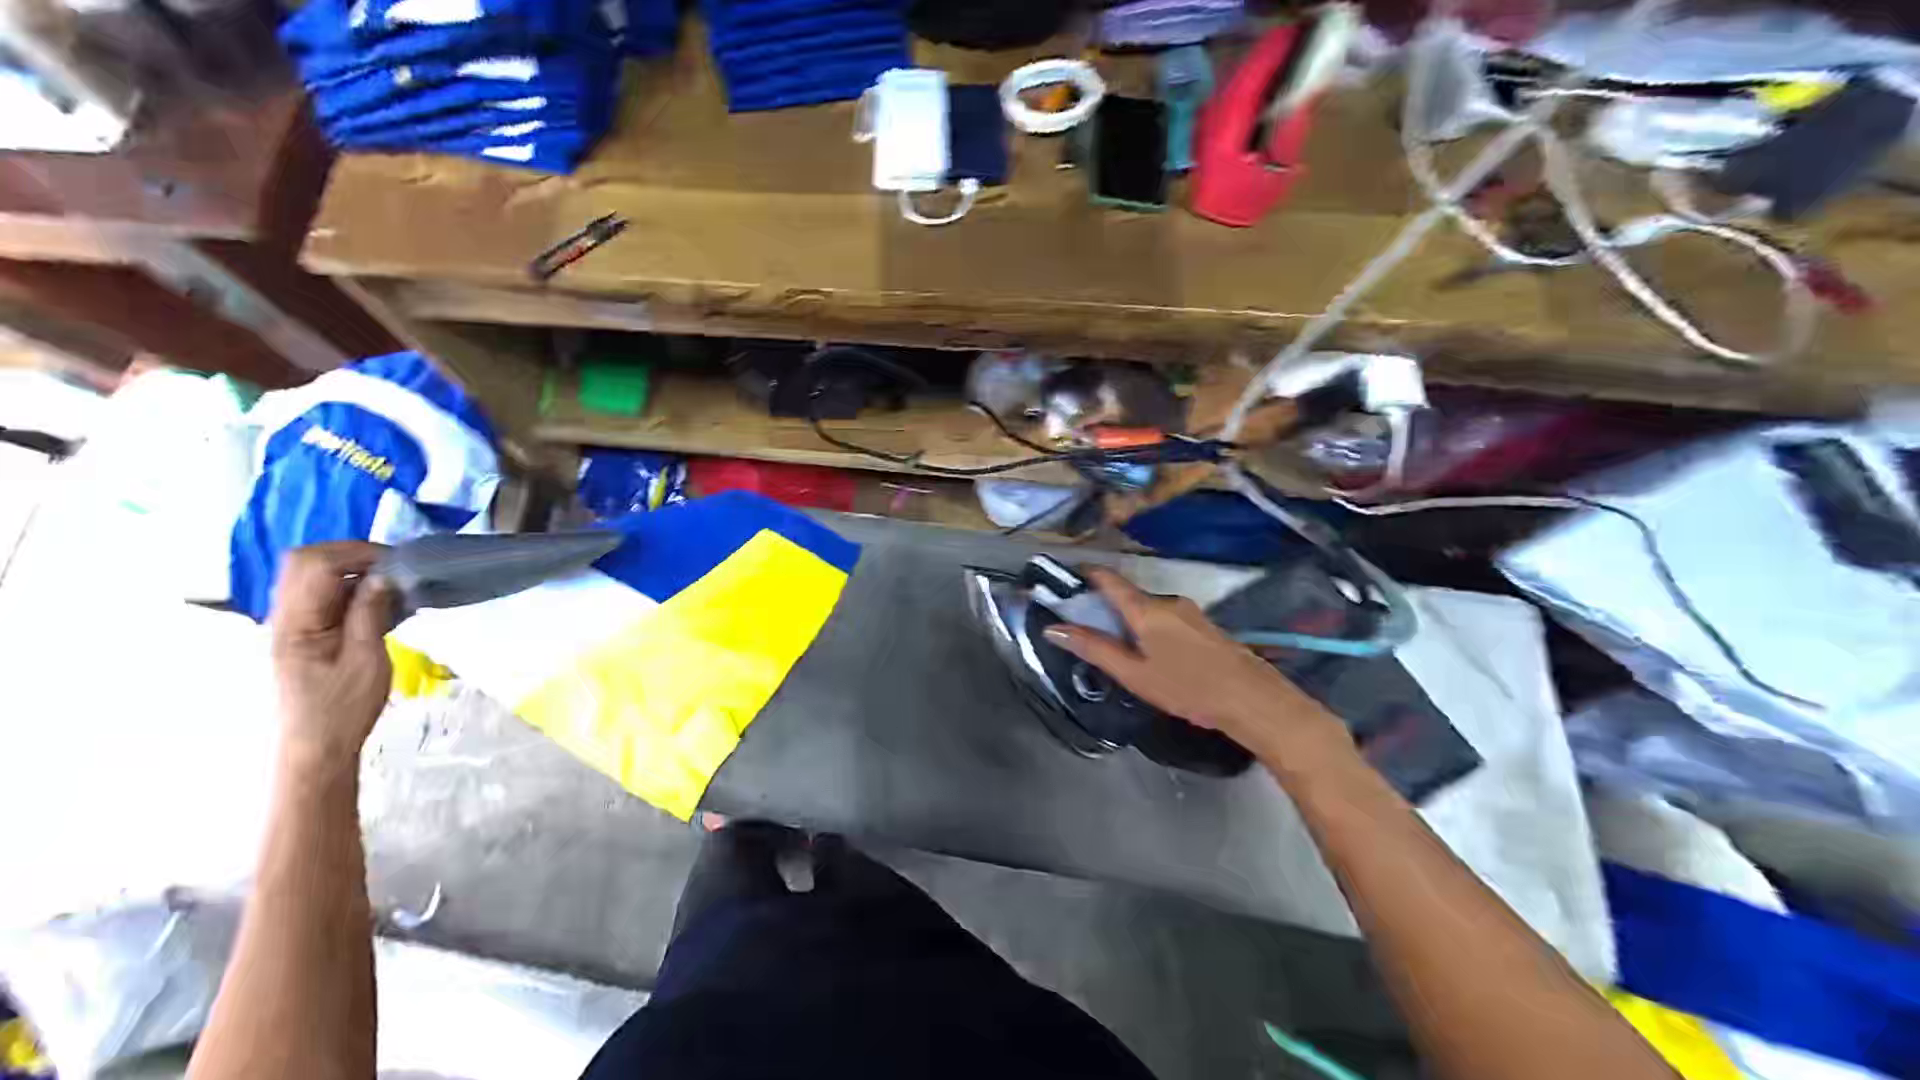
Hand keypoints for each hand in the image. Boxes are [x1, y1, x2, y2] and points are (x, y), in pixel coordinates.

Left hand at [269, 542, 397, 775]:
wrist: (317, 744)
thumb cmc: (344, 707)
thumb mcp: (367, 660)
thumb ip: (370, 613)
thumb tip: (384, 575)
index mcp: (296, 622)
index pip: (316, 565)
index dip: (358, 553)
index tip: (400, 563)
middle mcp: (285, 615)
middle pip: (305, 560)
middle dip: (351, 553)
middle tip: (395, 566)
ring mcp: (291, 622)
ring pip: (310, 572)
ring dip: (351, 567)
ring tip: (391, 580)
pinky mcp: (303, 630)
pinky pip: (320, 591)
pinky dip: (349, 583)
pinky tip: (377, 598)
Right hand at [1043, 567, 1347, 758]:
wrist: (1254, 700)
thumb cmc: (1188, 688)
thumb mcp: (1134, 674)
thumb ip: (1094, 649)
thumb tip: (1053, 628)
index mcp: (1146, 609)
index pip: (1108, 578)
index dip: (1083, 574)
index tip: (1062, 579)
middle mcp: (1167, 601)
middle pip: (1126, 595)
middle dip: (1102, 604)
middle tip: (1081, 626)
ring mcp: (1188, 611)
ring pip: (1146, 608)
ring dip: (1126, 619)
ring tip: (1113, 645)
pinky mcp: (1202, 625)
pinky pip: (1164, 617)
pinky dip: (1147, 626)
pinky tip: (1147, 653)